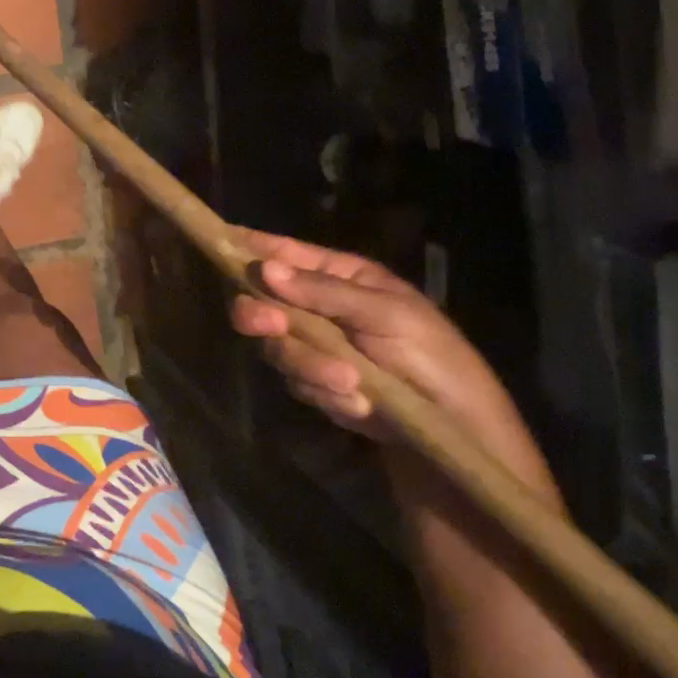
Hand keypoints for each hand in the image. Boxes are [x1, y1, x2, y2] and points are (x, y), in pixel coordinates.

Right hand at [228, 229, 514, 441]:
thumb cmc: (433, 356)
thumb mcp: (386, 315)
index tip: (218, 245)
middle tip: (269, 325)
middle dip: (265, 316)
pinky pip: (296, 381)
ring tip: (351, 384)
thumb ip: (322, 291)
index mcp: (340, 275)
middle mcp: (319, 306)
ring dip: (310, 366)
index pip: (284, 253)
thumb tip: (265, 267)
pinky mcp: (316, 383)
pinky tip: (360, 404)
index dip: (250, 248)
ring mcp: (315, 345)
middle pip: (263, 301)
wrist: (459, 431)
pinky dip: (325, 393)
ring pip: (277, 346)